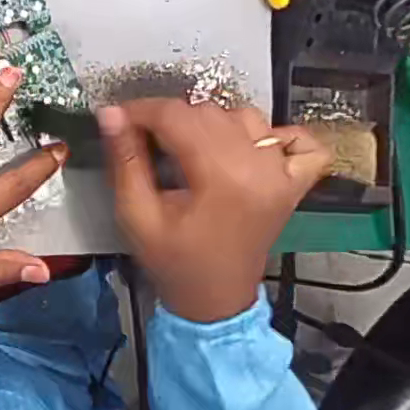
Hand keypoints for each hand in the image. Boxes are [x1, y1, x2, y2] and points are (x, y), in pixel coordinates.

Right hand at [99, 100, 330, 322]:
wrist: (214, 299)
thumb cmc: (171, 261)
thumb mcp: (135, 214)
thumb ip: (125, 160)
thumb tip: (111, 115)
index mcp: (222, 178)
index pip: (177, 117)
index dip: (141, 110)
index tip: (117, 118)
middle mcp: (261, 167)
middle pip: (208, 112)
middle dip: (168, 116)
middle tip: (142, 137)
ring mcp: (284, 173)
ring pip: (244, 116)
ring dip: (209, 121)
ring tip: (184, 144)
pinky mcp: (295, 182)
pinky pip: (298, 139)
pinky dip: (273, 133)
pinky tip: (245, 144)